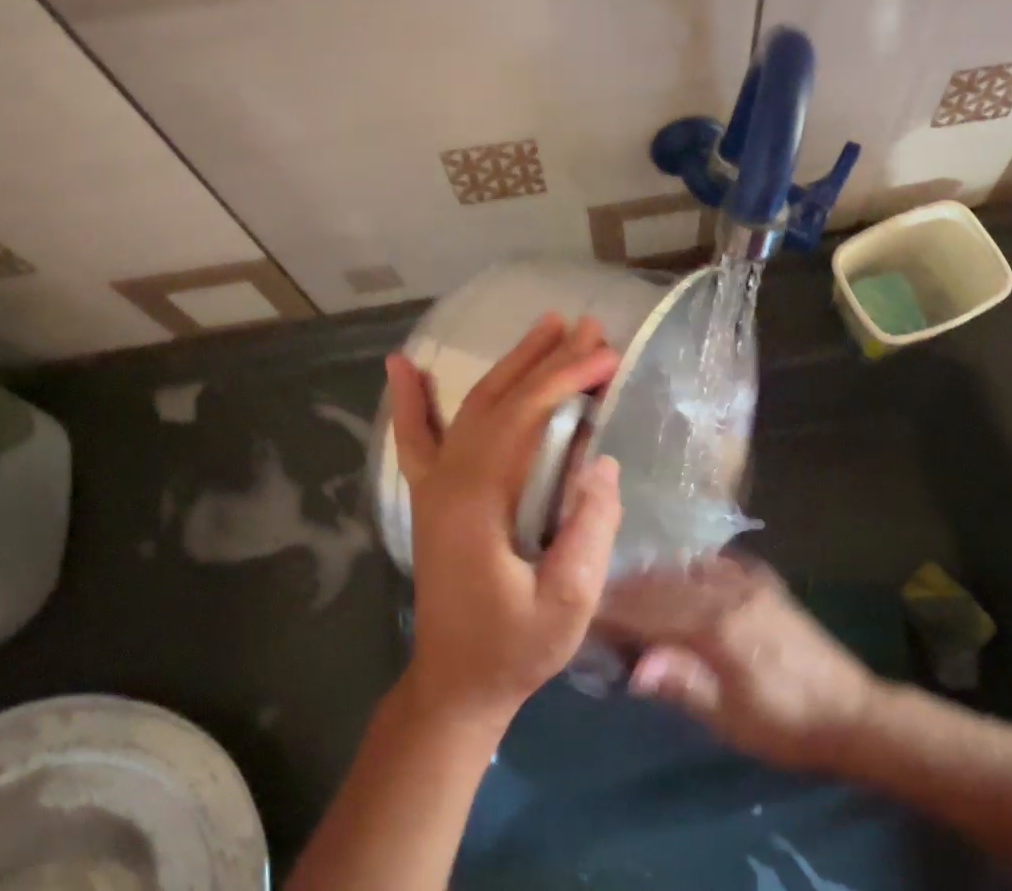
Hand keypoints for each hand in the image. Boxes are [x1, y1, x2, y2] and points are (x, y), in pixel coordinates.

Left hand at [385, 313, 624, 725]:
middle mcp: (447, 482)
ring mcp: (433, 488)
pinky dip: (412, 401)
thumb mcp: (567, 603)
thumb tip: (603, 465)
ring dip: (509, 366)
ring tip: (545, 328)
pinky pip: (418, 439)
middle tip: (588, 326)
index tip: (608, 357)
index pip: (524, 418)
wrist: (456, 684)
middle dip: (545, 359)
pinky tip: (403, 367)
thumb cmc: (515, 648)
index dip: (566, 380)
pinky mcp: (432, 500)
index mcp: (477, 502)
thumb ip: (587, 531)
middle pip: (498, 401)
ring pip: (470, 408)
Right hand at [596, 557, 878, 769]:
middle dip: (623, 591)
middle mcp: (731, 591)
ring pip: (684, 569)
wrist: (851, 713)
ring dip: (649, 577)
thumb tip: (633, 667)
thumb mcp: (731, 717)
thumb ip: (682, 683)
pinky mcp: (763, 583)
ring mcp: (749, 582)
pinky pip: (711, 565)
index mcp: (719, 626)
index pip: (650, 610)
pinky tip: (668, 576)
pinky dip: (681, 570)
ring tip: (617, 588)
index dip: (611, 610)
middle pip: (663, 584)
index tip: (579, 613)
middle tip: (588, 599)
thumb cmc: (785, 725)